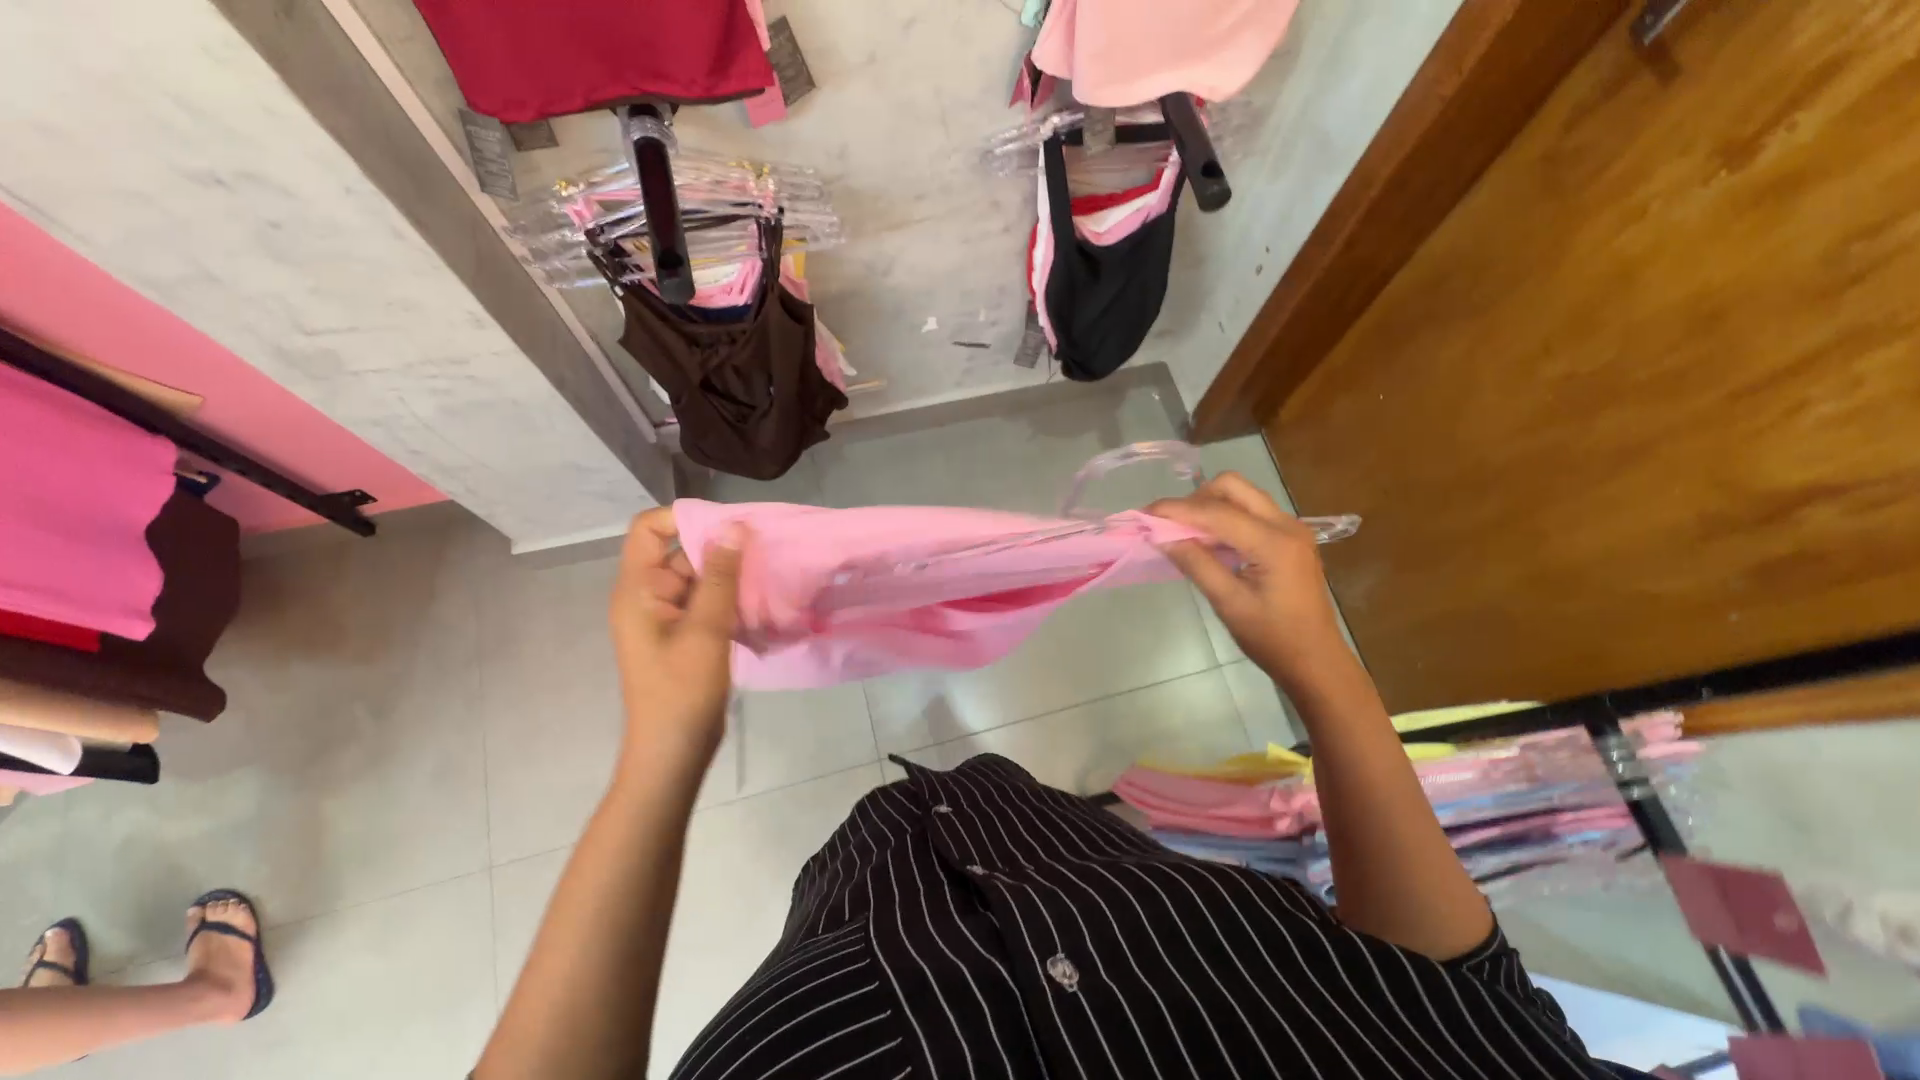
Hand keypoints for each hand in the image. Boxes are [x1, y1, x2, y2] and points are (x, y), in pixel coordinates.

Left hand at [607, 506, 747, 758]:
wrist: (672, 753)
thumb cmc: (682, 691)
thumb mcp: (705, 630)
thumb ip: (720, 576)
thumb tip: (734, 526)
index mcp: (637, 589)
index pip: (649, 529)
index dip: (684, 517)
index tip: (730, 524)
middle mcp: (646, 597)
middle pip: (679, 552)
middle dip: (719, 547)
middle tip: (764, 549)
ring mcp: (664, 619)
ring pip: (697, 579)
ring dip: (729, 576)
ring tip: (769, 574)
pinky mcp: (683, 637)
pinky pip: (704, 604)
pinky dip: (729, 600)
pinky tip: (760, 605)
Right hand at [1148, 472, 1350, 684]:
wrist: (1316, 660)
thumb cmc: (1273, 639)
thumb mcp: (1229, 604)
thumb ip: (1196, 564)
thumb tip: (1161, 536)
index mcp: (1274, 543)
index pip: (1216, 512)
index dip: (1177, 510)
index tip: (1144, 514)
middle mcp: (1287, 525)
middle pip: (1233, 487)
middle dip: (1196, 499)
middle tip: (1171, 525)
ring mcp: (1292, 529)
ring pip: (1243, 496)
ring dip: (1211, 506)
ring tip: (1185, 533)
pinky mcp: (1291, 538)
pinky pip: (1252, 512)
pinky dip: (1226, 517)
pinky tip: (1209, 542)